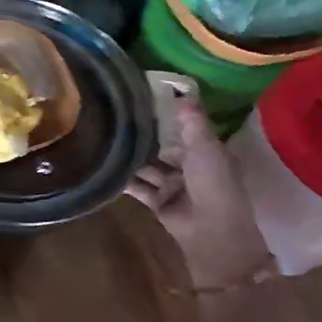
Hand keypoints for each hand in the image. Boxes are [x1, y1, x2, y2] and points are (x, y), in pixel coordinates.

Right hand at [126, 96, 273, 291]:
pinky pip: (140, 188)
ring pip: (151, 169)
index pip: (189, 131)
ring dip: (134, 159)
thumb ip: (192, 121)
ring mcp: (175, 187)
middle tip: (120, 119)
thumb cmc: (214, 183)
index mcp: (210, 154)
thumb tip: (183, 90)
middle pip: (167, 149)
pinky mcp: (159, 203)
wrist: (210, 230)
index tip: (148, 100)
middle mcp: (192, 169)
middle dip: (148, 138)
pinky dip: (126, 181)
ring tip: (108, 140)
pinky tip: (107, 167)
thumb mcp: (205, 147)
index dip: (172, 117)